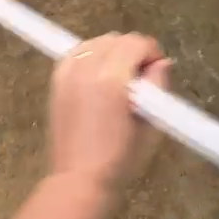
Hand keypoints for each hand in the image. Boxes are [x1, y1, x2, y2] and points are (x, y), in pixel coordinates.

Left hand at [48, 33, 170, 192]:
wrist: (79, 179)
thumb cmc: (121, 159)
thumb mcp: (150, 127)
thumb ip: (157, 88)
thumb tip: (162, 64)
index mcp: (111, 79)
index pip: (135, 43)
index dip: (151, 52)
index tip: (157, 70)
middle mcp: (86, 69)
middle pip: (114, 39)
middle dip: (132, 51)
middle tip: (141, 78)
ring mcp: (67, 73)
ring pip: (94, 43)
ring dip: (111, 51)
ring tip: (120, 77)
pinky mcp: (56, 81)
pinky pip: (75, 54)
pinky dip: (89, 56)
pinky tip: (98, 76)